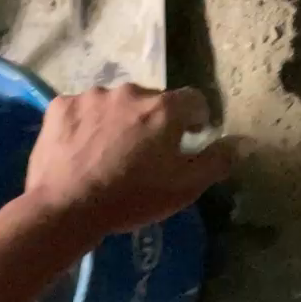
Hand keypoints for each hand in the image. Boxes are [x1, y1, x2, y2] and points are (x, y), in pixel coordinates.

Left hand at [21, 84, 234, 243]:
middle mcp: (131, 91)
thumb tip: (239, 143)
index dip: (195, 119)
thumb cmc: (132, 197)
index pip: (194, 100)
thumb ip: (217, 161)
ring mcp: (92, 96)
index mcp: (165, 108)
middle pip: (153, 100)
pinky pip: (83, 109)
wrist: (64, 210)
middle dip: (154, 120)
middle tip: (145, 152)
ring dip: (119, 119)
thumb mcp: (185, 187)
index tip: (187, 139)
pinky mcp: (61, 106)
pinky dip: (87, 123)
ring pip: (116, 103)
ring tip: (109, 151)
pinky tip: (82, 148)